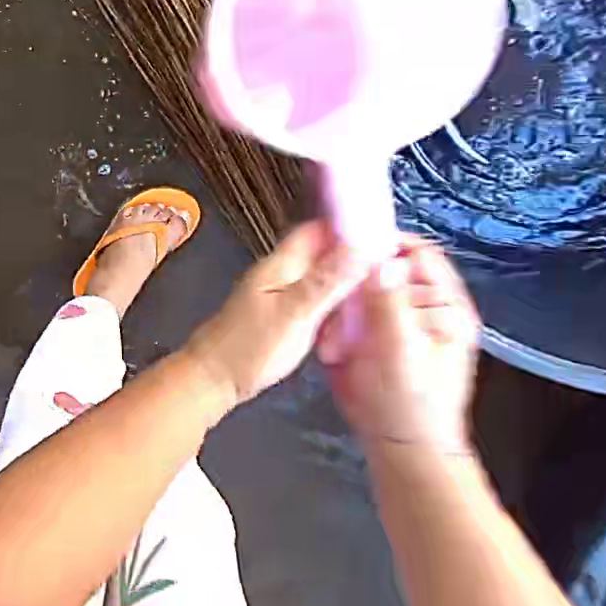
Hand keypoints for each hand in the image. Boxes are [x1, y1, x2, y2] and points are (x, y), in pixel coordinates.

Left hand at [182, 222, 371, 405]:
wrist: (214, 378)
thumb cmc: (251, 346)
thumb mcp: (294, 313)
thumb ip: (326, 281)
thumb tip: (361, 247)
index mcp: (279, 265)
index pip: (314, 231)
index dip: (346, 227)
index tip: (383, 235)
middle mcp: (279, 273)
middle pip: (320, 253)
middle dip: (352, 257)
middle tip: (391, 269)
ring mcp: (279, 294)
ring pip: (319, 278)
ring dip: (345, 283)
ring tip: (380, 293)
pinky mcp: (282, 315)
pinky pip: (314, 299)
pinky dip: (334, 304)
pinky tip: (353, 318)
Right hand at [319, 235, 480, 455]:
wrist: (397, 444)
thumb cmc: (409, 404)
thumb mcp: (401, 351)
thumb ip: (391, 304)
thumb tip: (380, 260)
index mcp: (444, 307)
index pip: (418, 253)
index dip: (386, 243)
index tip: (352, 244)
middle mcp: (422, 307)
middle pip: (386, 266)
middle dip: (358, 276)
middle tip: (339, 289)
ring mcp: (396, 319)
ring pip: (363, 287)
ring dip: (345, 298)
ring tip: (337, 322)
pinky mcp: (373, 333)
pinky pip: (350, 308)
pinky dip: (338, 316)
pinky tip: (334, 335)